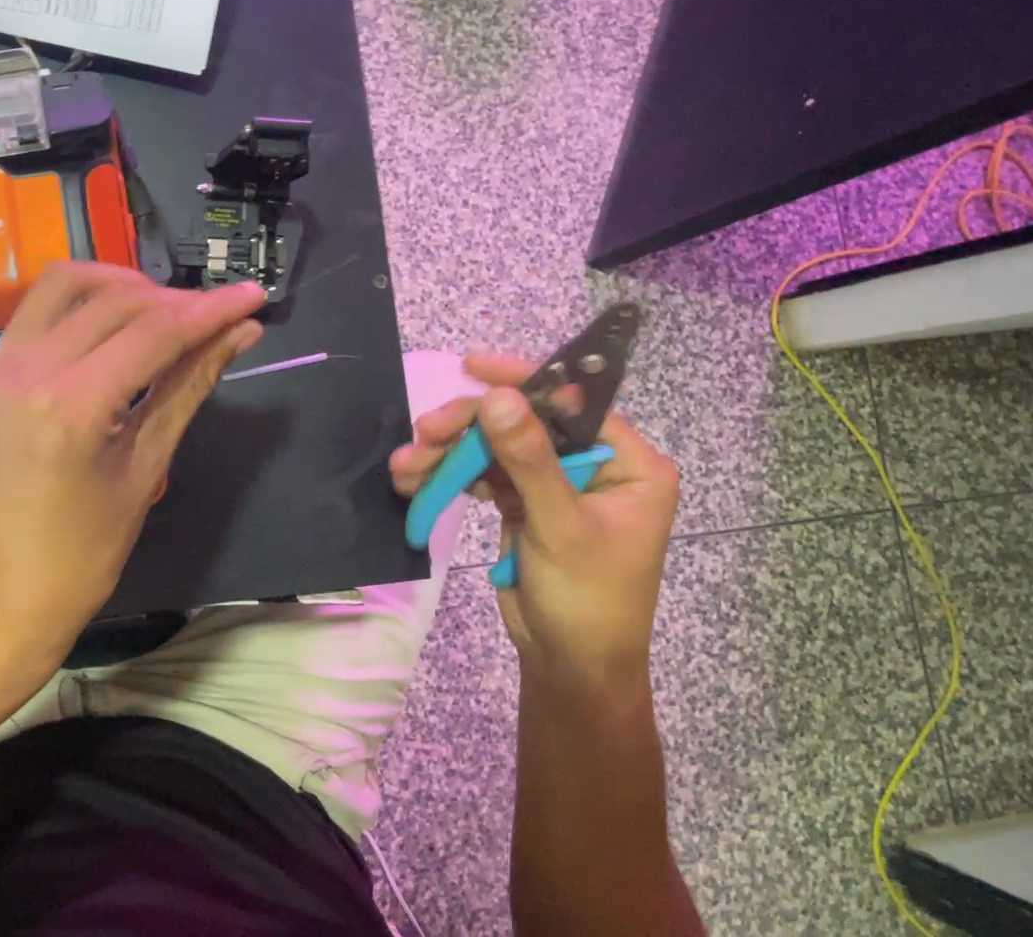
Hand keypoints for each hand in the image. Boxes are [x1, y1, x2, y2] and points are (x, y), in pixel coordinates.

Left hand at [0, 262, 264, 707]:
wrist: (10, 588)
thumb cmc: (87, 550)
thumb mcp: (148, 466)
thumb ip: (190, 386)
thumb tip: (241, 333)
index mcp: (67, 408)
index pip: (152, 332)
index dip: (209, 310)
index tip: (251, 297)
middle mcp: (23, 372)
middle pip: (113, 302)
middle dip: (174, 300)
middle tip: (217, 314)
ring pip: (66, 286)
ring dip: (122, 287)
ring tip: (167, 313)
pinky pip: (38, 312)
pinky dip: (84, 306)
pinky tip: (118, 328)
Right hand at [389, 352, 679, 693]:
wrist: (569, 665)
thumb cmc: (587, 599)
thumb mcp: (560, 526)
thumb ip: (529, 460)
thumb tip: (498, 397)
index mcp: (627, 463)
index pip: (574, 403)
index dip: (524, 380)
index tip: (472, 367)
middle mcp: (592, 465)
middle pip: (524, 423)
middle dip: (470, 427)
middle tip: (425, 432)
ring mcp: (554, 485)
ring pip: (495, 449)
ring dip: (449, 454)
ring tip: (405, 466)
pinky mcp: (523, 506)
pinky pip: (483, 478)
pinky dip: (450, 477)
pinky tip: (415, 480)